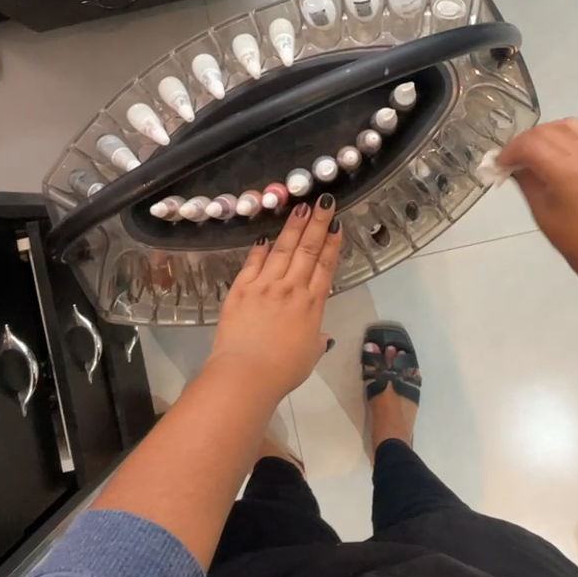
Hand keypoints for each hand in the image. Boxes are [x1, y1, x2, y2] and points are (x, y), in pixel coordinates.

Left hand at [206, 195, 343, 399]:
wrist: (245, 374)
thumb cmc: (282, 372)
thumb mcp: (308, 357)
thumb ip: (315, 341)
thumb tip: (321, 336)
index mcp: (312, 305)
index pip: (325, 266)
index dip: (332, 244)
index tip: (337, 225)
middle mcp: (291, 289)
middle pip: (308, 249)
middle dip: (318, 223)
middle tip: (325, 201)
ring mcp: (265, 285)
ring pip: (283, 249)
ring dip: (293, 227)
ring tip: (302, 207)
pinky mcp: (241, 288)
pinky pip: (253, 262)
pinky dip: (260, 248)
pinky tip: (266, 236)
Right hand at [501, 118, 577, 275]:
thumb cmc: (568, 235)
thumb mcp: (538, 207)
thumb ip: (523, 178)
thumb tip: (509, 163)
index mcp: (566, 172)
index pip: (531, 144)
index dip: (510, 150)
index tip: (500, 163)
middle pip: (545, 131)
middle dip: (523, 141)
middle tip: (512, 158)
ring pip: (564, 125)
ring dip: (543, 133)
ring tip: (533, 151)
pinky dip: (562, 134)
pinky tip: (554, 151)